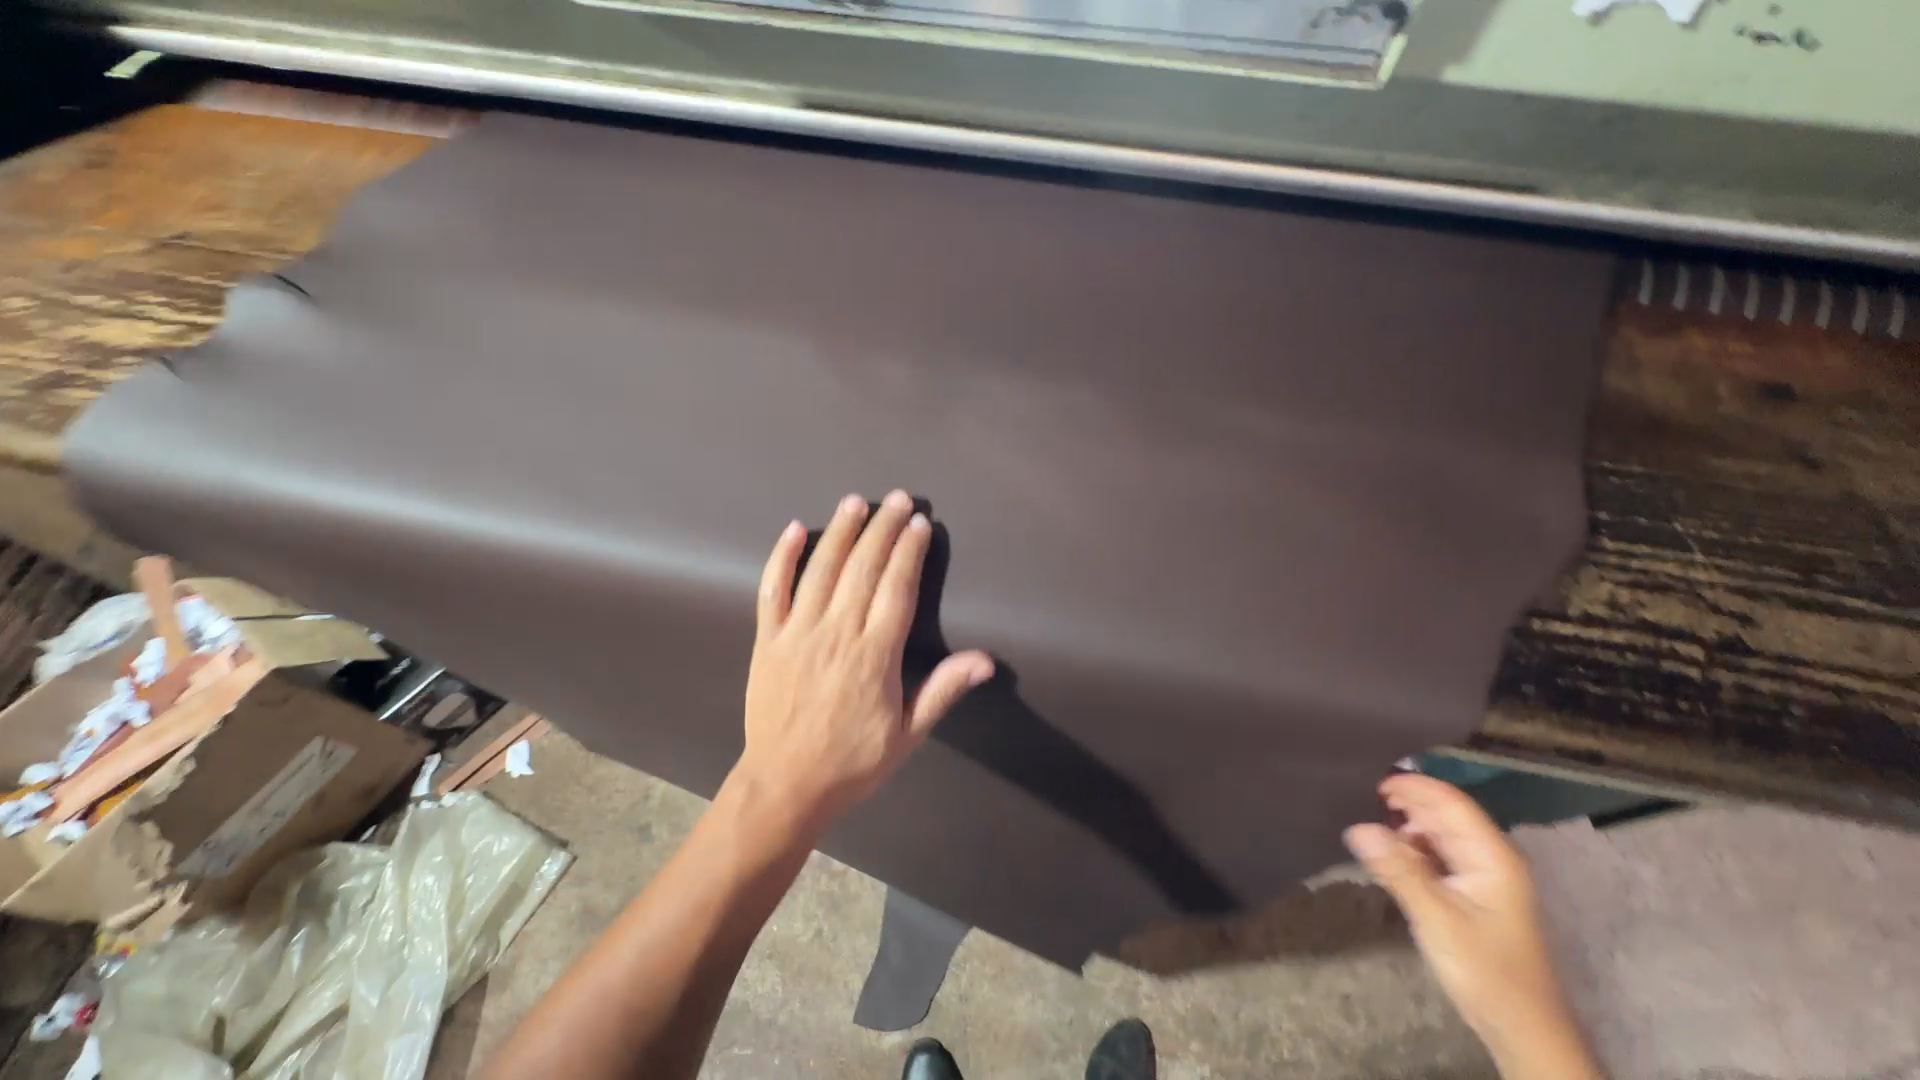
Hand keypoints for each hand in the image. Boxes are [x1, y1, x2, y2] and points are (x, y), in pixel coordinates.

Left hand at [733, 491, 993, 834]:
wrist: (786, 785)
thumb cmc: (853, 761)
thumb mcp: (908, 734)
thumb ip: (943, 690)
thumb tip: (985, 660)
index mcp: (874, 656)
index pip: (897, 590)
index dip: (909, 553)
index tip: (919, 524)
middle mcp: (837, 635)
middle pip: (863, 569)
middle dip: (882, 529)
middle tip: (897, 498)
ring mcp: (798, 634)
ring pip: (821, 570)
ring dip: (840, 532)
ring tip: (856, 502)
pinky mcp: (768, 640)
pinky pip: (773, 590)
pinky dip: (782, 558)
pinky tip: (794, 530)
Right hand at [1344, 775, 1601, 1079]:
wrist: (1522, 1027)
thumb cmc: (1485, 970)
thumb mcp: (1436, 918)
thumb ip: (1398, 870)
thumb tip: (1358, 827)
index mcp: (1493, 856)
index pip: (1451, 803)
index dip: (1414, 786)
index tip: (1370, 781)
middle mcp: (1490, 858)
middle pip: (1446, 815)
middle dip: (1407, 803)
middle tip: (1359, 798)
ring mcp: (1482, 877)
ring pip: (1440, 836)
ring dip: (1406, 827)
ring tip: (1366, 822)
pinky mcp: (1472, 895)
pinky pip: (1439, 858)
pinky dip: (1413, 850)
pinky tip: (1387, 854)